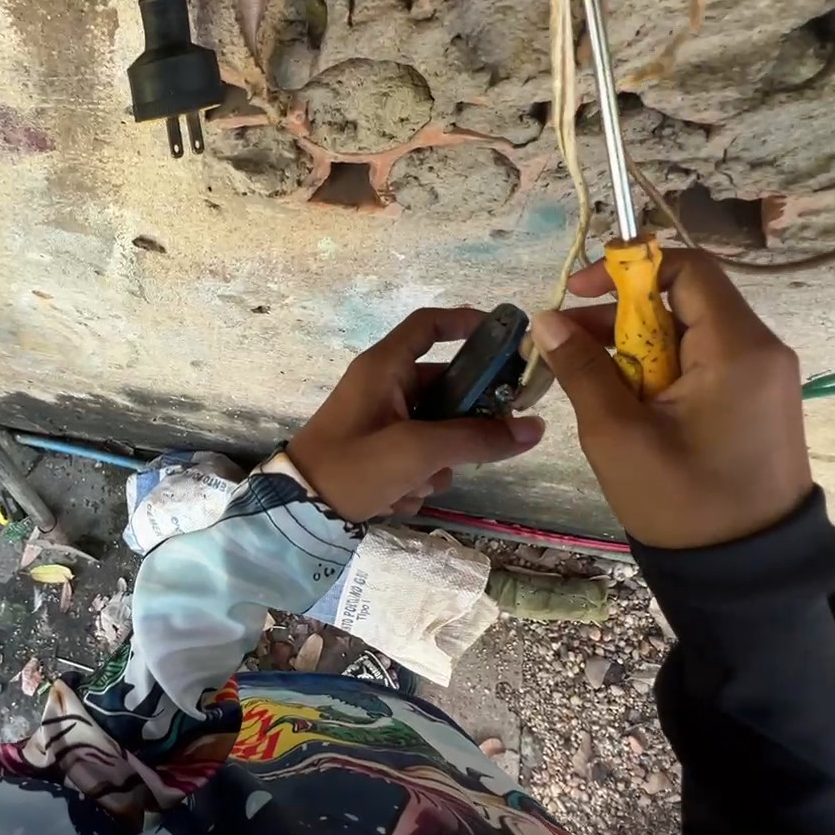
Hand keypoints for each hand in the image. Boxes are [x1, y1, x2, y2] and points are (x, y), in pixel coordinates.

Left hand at [289, 307, 546, 521]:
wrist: (299, 511)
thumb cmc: (351, 467)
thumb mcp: (417, 451)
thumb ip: (476, 439)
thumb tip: (535, 428)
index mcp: (383, 367)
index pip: (428, 325)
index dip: (469, 323)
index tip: (511, 339)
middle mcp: (383, 387)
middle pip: (446, 389)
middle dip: (460, 428)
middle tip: (478, 449)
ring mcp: (382, 421)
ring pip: (438, 432)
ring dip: (433, 465)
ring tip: (411, 482)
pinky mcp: (380, 451)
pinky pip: (419, 458)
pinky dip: (415, 480)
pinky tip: (395, 497)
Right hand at [529, 250, 812, 549]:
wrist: (744, 567)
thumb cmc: (679, 498)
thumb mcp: (616, 432)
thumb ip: (581, 368)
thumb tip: (546, 319)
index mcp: (736, 350)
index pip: (688, 271)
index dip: (627, 269)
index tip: (575, 292)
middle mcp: (758, 351)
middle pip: (681, 300)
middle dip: (615, 313)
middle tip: (562, 342)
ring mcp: (757, 376)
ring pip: (683, 331)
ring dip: (627, 343)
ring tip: (580, 374)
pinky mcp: (748, 400)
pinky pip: (695, 360)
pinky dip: (650, 366)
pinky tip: (615, 395)